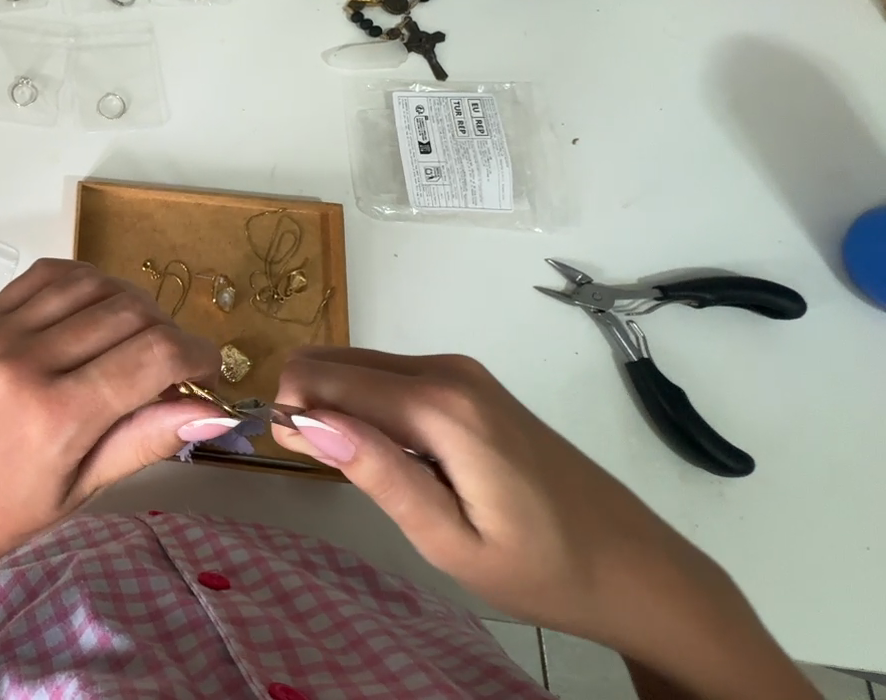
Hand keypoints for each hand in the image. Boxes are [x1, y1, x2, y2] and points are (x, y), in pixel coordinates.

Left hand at [0, 259, 224, 583]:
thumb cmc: (10, 512)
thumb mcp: (85, 488)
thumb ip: (147, 439)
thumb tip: (215, 412)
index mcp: (58, 414)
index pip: (154, 355)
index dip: (197, 355)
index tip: (206, 373)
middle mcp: (28, 360)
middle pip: (128, 311)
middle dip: (168, 330)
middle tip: (171, 361)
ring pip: (90, 283)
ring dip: (129, 301)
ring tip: (135, 334)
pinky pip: (44, 275)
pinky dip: (82, 281)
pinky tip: (94, 307)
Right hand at [270, 349, 813, 699]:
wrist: (642, 571)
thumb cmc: (542, 571)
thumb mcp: (449, 542)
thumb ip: (377, 474)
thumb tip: (306, 419)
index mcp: (439, 406)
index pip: (321, 377)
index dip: (290, 410)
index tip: (297, 456)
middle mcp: (444, 369)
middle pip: (330, 361)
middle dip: (307, 404)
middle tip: (328, 467)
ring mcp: (458, 370)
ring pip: (352, 365)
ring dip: (333, 405)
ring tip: (360, 467)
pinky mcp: (466, 381)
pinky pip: (383, 375)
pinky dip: (362, 403)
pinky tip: (390, 452)